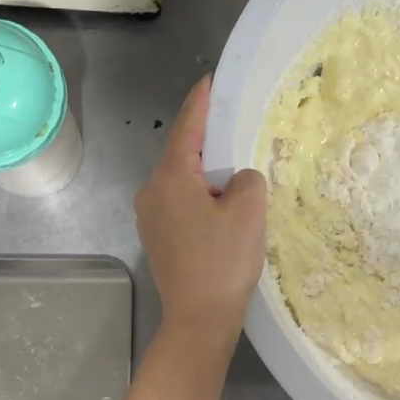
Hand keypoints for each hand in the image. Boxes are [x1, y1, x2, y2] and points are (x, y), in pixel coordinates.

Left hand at [136, 76, 267, 337]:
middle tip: (238, 130)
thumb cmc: (223, 261)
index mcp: (170, 176)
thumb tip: (234, 181)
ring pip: (183, 181)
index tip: (211, 79)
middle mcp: (152, 190)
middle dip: (210, 142)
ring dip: (207, 175)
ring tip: (237, 175)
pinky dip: (201, 197)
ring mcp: (150, 216)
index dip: (202, 101)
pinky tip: (223, 209)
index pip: (188, 126)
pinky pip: (181, 203)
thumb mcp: (248, 210)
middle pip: (183, 154)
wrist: (199, 320)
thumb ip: (245, 179)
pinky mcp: (158, 238)